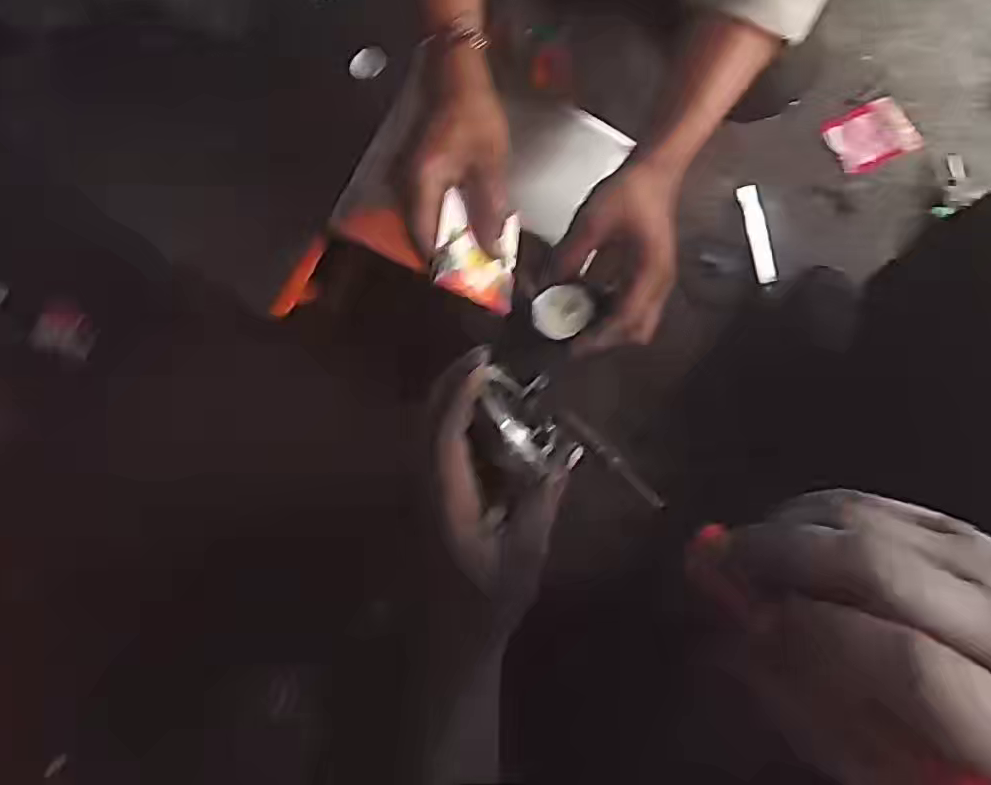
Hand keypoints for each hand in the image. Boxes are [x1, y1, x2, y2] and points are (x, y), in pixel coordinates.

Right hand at [405, 57, 512, 261]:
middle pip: (420, 233)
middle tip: (473, 267)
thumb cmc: (475, 115)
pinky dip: (446, 219)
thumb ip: (490, 208)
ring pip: (423, 221)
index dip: (444, 263)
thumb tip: (493, 248)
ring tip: (474, 249)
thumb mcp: (490, 163)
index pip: (425, 238)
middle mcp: (405, 183)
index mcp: (421, 183)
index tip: (465, 280)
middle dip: (447, 254)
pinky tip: (466, 222)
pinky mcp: (416, 171)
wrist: (458, 77)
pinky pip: (427, 206)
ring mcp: (407, 177)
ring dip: (447, 237)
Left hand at [425, 349, 571, 635]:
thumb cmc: (489, 598)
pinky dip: (452, 413)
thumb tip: (564, 454)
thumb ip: (542, 500)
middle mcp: (428, 484)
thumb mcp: (526, 552)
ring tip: (484, 371)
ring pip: (428, 426)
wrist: (451, 637)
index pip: (445, 433)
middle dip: (451, 380)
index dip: (460, 393)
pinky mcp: (432, 491)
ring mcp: (425, 487)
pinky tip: (481, 408)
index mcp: (447, 497)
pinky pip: (436, 439)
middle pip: (428, 419)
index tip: (484, 363)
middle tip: (487, 355)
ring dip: (450, 393)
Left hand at [552, 160, 680, 352]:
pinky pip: (632, 302)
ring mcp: (657, 279)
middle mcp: (659, 284)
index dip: (598, 339)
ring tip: (575, 322)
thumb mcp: (592, 222)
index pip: (626, 322)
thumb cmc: (630, 192)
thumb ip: (570, 256)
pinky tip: (585, 300)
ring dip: (608, 326)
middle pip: (637, 330)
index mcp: (650, 274)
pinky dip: (610, 309)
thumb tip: (547, 286)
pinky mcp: (650, 271)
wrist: (656, 170)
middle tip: (572, 338)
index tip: (571, 348)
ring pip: (636, 319)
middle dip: (605, 340)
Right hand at [688, 491, 990, 784]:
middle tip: (719, 557)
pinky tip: (789, 531)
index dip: (819, 636)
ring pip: (871, 520)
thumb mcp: (908, 778)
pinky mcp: (973, 533)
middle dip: (784, 554)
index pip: (912, 666)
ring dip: (790, 522)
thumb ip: (823, 715)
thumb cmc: (986, 776)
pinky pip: (878, 502)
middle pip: (882, 568)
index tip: (752, 622)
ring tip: (747, 546)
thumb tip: (742, 639)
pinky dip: (817, 509)